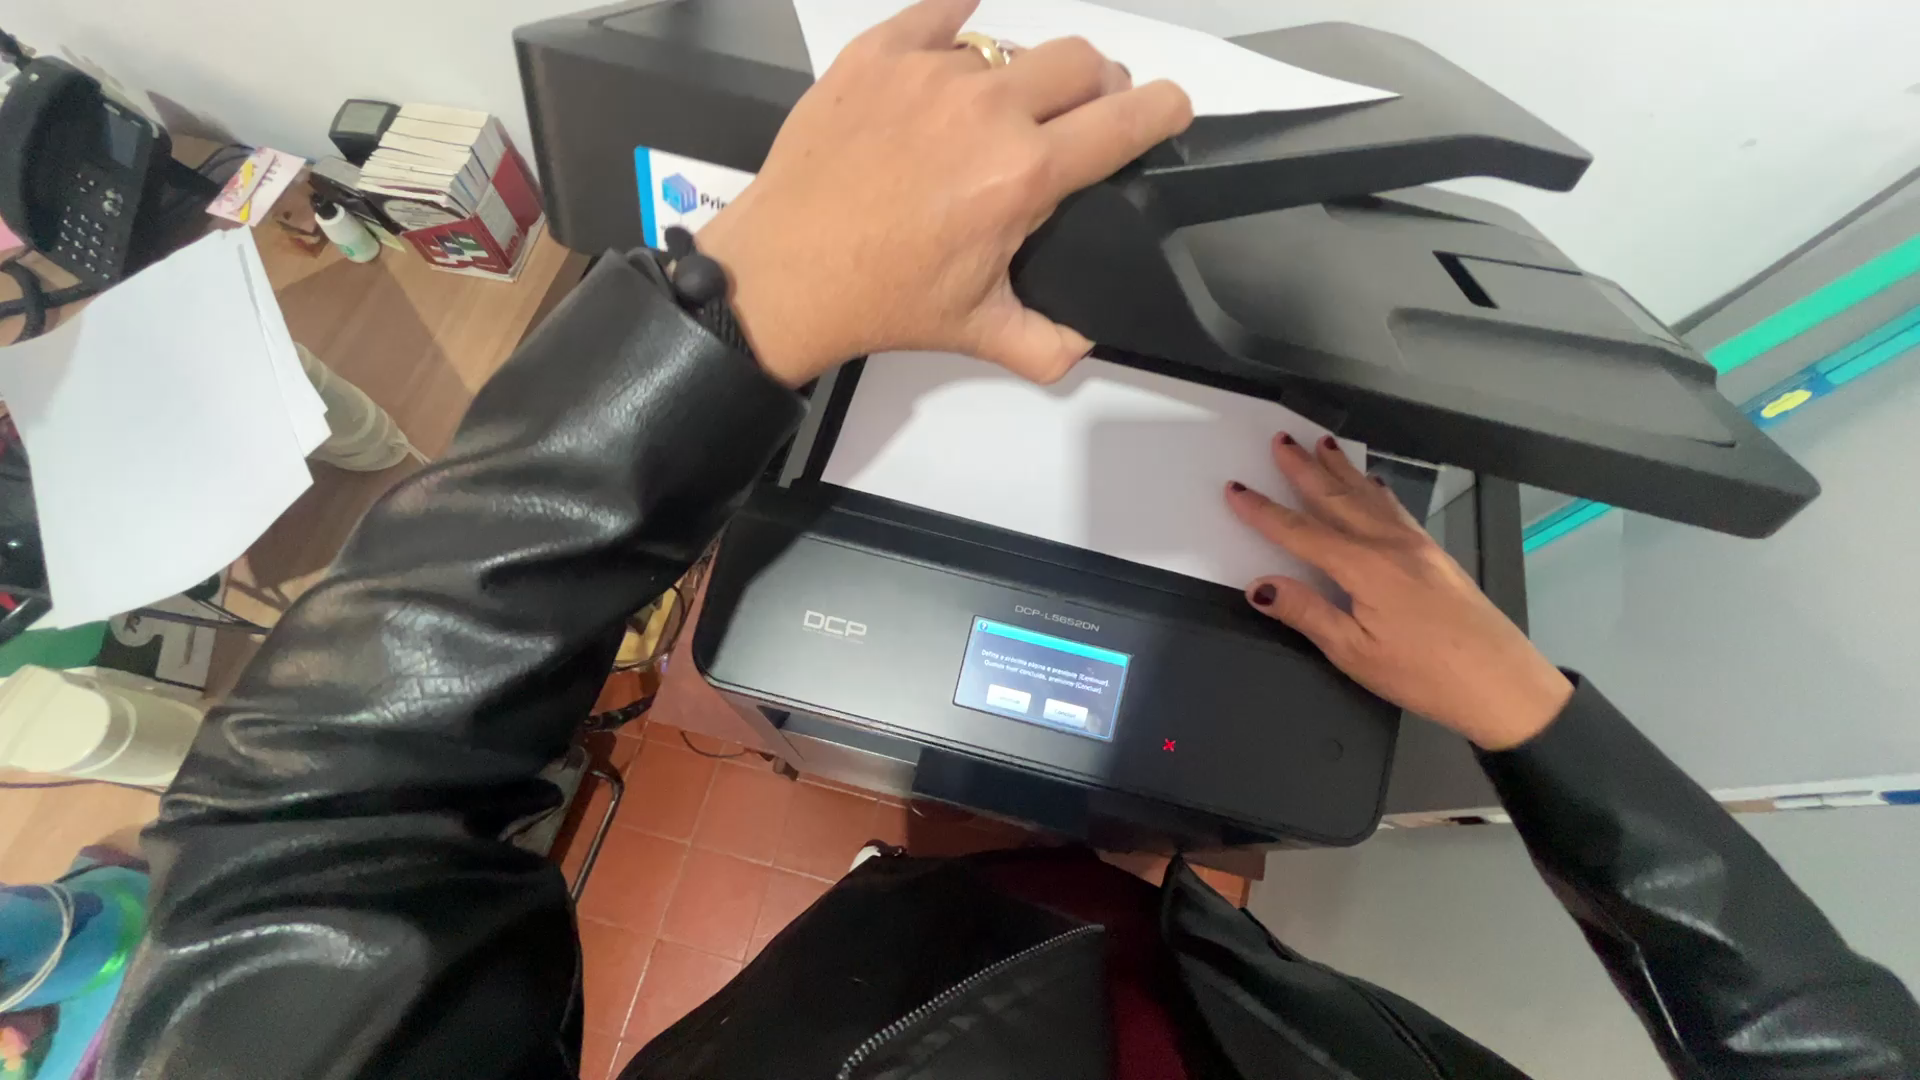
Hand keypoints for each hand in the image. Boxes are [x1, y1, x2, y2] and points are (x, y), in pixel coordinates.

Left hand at [696, 0, 1192, 386]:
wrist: (789, 274)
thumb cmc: (880, 299)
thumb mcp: (976, 332)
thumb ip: (1047, 345)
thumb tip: (1084, 343)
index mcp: (1021, 176)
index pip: (1124, 121)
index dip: (1164, 110)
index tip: (1171, 110)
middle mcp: (986, 109)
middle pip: (1083, 62)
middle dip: (1099, 89)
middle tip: (1080, 122)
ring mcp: (931, 71)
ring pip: (1015, 45)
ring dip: (1025, 78)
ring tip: (998, 121)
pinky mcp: (880, 52)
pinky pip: (943, 8)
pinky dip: (962, 23)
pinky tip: (960, 54)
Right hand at [1224, 435, 1572, 750]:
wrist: (1505, 686)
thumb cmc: (1426, 675)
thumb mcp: (1354, 653)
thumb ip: (1306, 613)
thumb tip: (1261, 587)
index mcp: (1365, 568)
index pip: (1301, 532)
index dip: (1263, 511)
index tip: (1236, 489)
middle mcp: (1391, 546)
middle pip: (1337, 499)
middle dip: (1304, 468)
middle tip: (1280, 440)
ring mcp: (1417, 547)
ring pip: (1369, 496)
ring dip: (1340, 469)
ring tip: (1321, 444)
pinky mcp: (1435, 555)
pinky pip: (1395, 508)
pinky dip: (1375, 489)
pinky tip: (1372, 483)